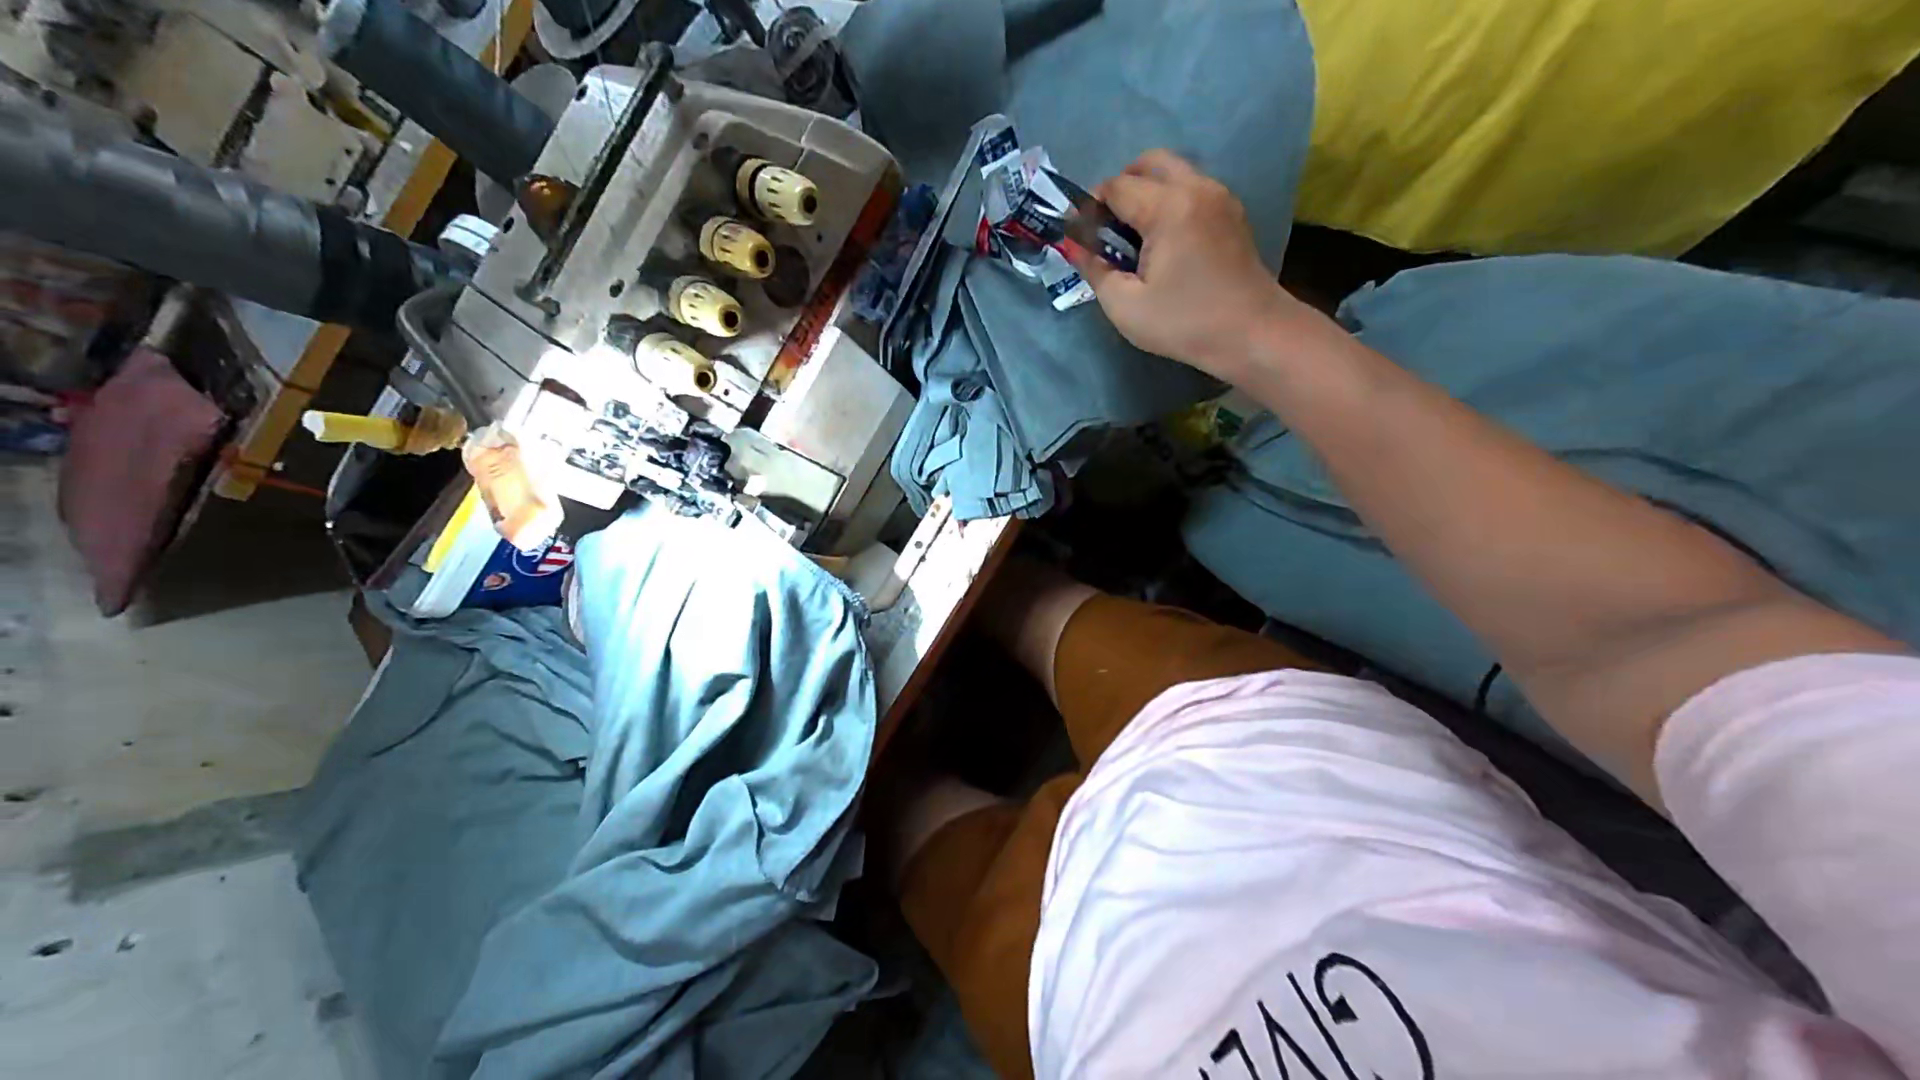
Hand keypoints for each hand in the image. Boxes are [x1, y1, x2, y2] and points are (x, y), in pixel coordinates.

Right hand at [1074, 151, 1300, 378]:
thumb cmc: (1184, 323)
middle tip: (1107, 228)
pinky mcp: (1232, 213)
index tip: (1079, 235)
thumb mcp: (1125, 306)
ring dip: (1147, 192)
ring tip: (1133, 237)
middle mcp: (1196, 188)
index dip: (1090, 208)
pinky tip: (1162, 242)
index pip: (1117, 187)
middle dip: (1120, 187)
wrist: (1252, 334)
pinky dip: (1170, 202)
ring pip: (1174, 173)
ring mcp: (1220, 197)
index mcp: (1168, 207)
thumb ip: (1095, 270)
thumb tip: (1075, 246)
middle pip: (1149, 163)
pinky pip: (1192, 190)